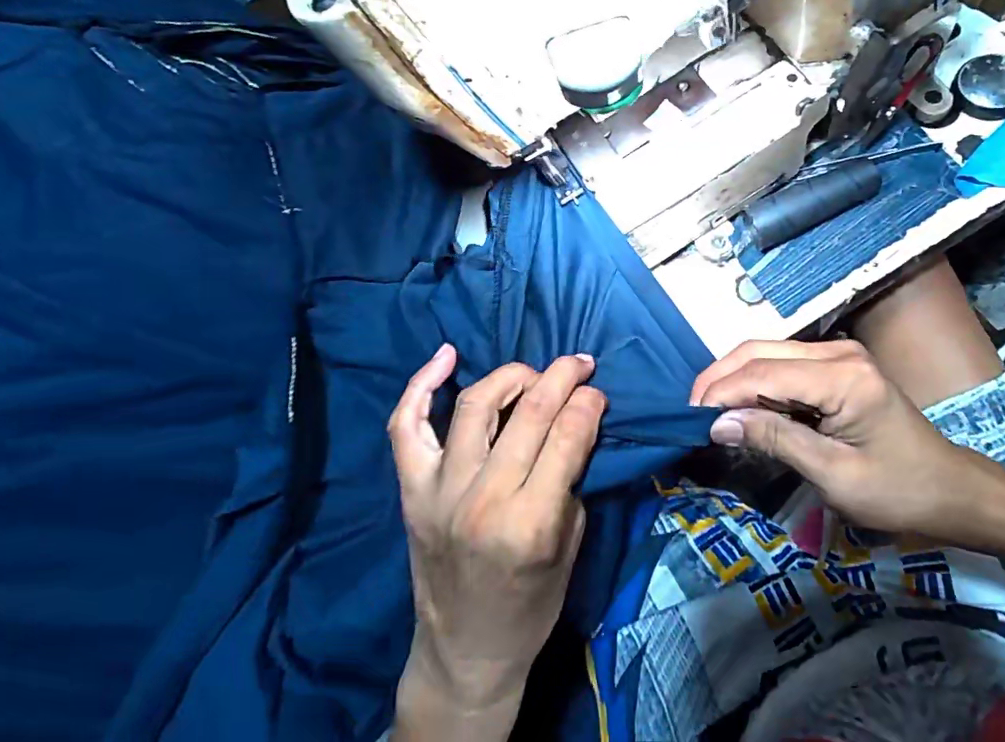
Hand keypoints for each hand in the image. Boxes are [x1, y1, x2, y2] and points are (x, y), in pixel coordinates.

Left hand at [387, 345, 606, 741]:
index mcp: (530, 522)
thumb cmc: (531, 605)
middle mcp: (483, 499)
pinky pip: (406, 426)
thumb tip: (574, 419)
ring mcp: (440, 490)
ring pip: (475, 405)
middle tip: (580, 363)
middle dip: (562, 376)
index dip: (589, 403)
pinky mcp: (411, 489)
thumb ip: (569, 478)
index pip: (567, 435)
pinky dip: (421, 385)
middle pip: (530, 412)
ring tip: (534, 372)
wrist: (465, 649)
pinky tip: (446, 355)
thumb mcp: (570, 544)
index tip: (598, 392)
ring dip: (511, 376)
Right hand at [692, 339, 1004, 545]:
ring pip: (766, 352)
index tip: (690, 420)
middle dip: (719, 378)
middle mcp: (838, 352)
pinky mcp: (836, 364)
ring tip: (707, 410)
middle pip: (759, 351)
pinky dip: (754, 381)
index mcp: (843, 377)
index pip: (763, 374)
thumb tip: (718, 424)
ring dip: (733, 377)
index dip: (721, 394)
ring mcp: (838, 354)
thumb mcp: (835, 476)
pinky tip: (739, 404)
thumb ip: (776, 440)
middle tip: (690, 411)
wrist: (952, 490)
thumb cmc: (900, 492)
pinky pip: (782, 364)